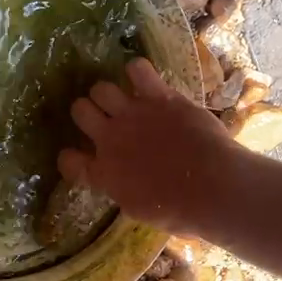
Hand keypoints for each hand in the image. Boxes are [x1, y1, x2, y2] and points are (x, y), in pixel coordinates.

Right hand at [58, 58, 241, 234]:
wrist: (212, 187)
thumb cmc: (181, 211)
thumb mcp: (141, 210)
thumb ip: (123, 190)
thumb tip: (122, 183)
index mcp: (104, 173)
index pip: (69, 162)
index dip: (70, 158)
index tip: (77, 158)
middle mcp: (110, 139)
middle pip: (79, 110)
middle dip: (87, 111)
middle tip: (102, 117)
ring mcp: (132, 114)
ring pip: (102, 88)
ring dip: (108, 93)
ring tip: (121, 98)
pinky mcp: (158, 97)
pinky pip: (137, 69)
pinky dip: (138, 71)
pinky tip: (144, 79)